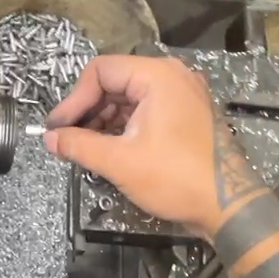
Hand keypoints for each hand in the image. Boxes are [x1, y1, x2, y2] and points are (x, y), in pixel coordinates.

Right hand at [43, 55, 259, 237]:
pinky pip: (145, 110)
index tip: (57, 128)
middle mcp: (172, 77)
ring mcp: (182, 96)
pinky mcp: (185, 116)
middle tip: (66, 139)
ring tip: (84, 147)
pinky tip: (108, 148)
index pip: (101, 71)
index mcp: (158, 77)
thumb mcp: (119, 162)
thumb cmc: (175, 178)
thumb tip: (50, 139)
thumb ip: (79, 145)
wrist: (228, 206)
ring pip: (128, 98)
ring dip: (102, 120)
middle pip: (114, 82)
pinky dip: (122, 126)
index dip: (74, 99)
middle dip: (87, 110)